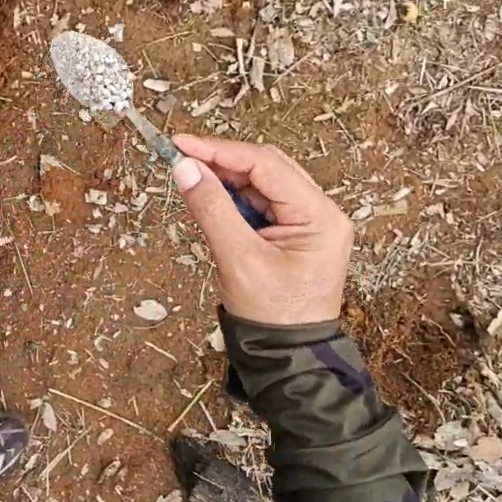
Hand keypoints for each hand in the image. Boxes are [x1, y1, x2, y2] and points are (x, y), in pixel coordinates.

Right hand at [170, 135, 353, 326]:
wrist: (288, 357)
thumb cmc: (271, 315)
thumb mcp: (237, 259)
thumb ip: (211, 208)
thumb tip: (184, 167)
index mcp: (320, 216)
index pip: (265, 164)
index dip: (220, 151)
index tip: (181, 144)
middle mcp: (320, 211)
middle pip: (265, 166)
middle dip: (221, 161)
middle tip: (181, 159)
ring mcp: (308, 220)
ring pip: (259, 180)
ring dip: (224, 177)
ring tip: (190, 179)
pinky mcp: (293, 230)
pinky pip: (258, 200)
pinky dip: (231, 195)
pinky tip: (209, 198)